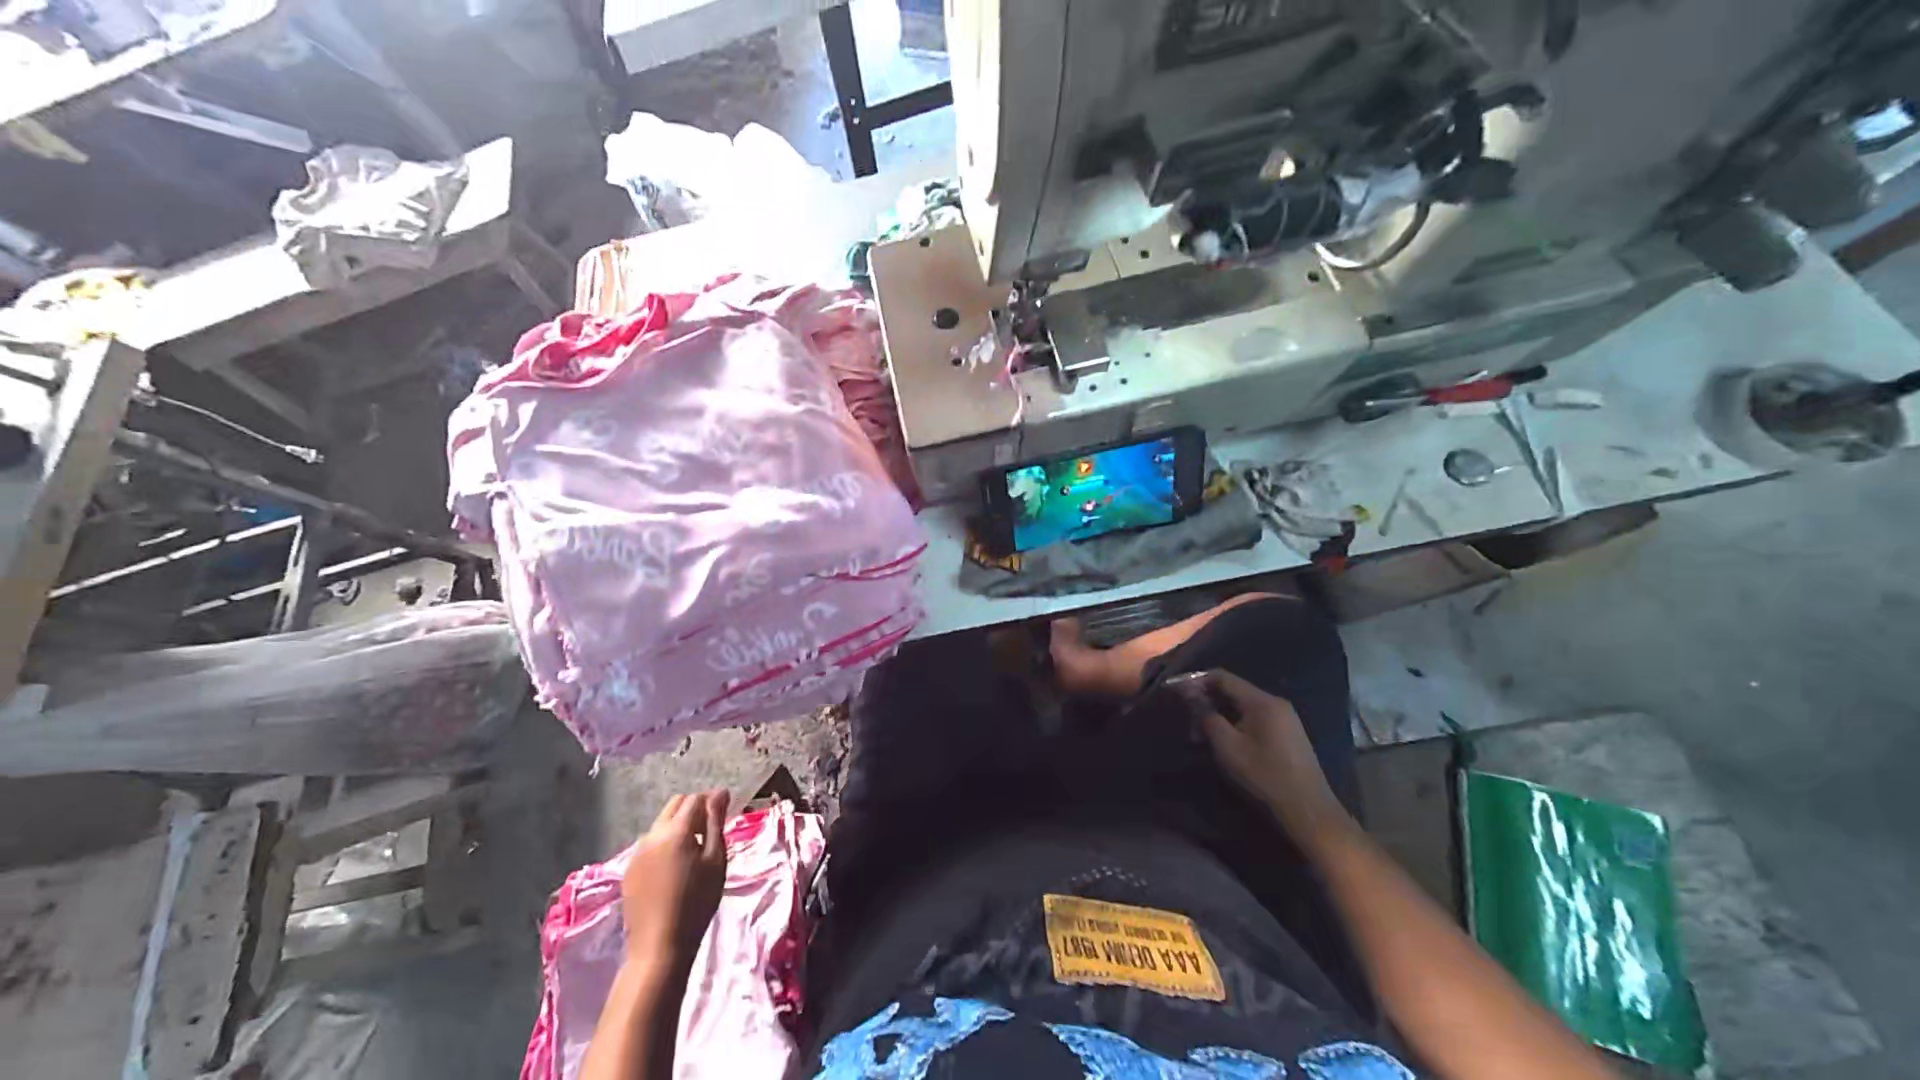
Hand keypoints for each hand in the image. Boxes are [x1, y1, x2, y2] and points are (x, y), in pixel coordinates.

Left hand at [621, 789, 728, 967]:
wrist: (659, 946)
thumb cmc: (697, 902)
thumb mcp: (716, 860)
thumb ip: (716, 822)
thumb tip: (720, 792)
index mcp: (676, 830)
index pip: (695, 799)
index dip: (712, 802)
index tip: (724, 815)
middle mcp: (652, 834)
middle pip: (675, 806)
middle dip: (693, 809)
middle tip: (710, 832)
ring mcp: (637, 852)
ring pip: (661, 824)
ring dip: (678, 826)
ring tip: (693, 851)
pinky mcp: (629, 870)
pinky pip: (650, 844)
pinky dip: (665, 844)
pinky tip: (674, 867)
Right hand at [1178, 671, 1351, 839]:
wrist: (1308, 810)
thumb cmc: (1264, 776)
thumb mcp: (1227, 747)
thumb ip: (1207, 716)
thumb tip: (1190, 695)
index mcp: (1262, 701)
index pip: (1222, 677)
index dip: (1196, 680)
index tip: (1175, 692)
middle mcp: (1275, 703)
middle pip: (1233, 690)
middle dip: (1206, 701)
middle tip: (1187, 722)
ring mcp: (1284, 718)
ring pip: (1242, 706)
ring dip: (1218, 716)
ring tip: (1201, 737)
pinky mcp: (1286, 733)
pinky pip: (1253, 718)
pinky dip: (1234, 724)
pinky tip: (1223, 742)